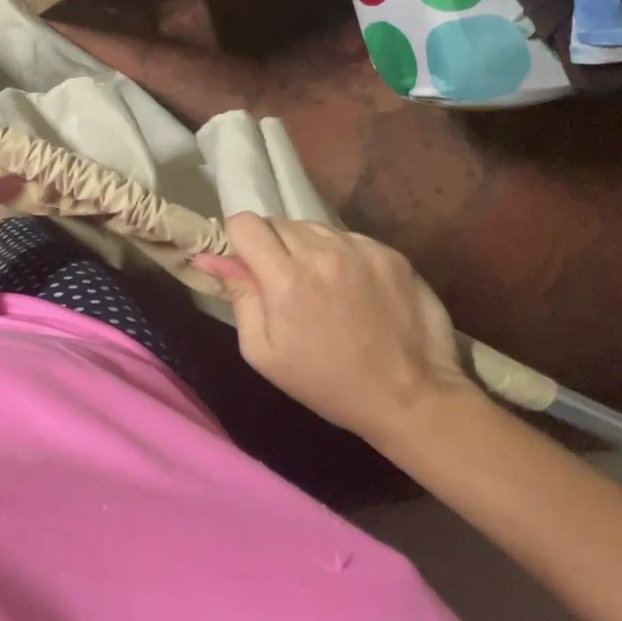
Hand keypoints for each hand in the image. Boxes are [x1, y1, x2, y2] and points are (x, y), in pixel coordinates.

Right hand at [193, 214, 479, 444]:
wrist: (411, 397)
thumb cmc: (326, 382)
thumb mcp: (263, 352)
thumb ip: (238, 296)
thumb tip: (210, 257)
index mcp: (286, 279)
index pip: (245, 223)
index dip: (239, 241)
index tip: (246, 266)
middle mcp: (323, 253)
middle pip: (277, 222)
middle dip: (271, 246)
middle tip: (283, 283)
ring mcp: (361, 250)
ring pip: (313, 227)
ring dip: (306, 247)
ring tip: (320, 285)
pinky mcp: (391, 254)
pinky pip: (348, 238)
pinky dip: (340, 254)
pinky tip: (351, 288)